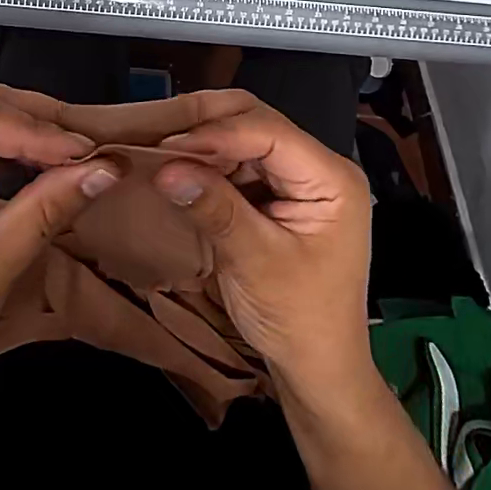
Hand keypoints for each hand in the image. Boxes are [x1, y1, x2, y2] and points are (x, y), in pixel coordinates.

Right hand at [145, 89, 375, 382]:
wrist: (317, 366)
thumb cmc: (300, 318)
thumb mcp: (256, 263)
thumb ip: (214, 208)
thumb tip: (165, 168)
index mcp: (331, 178)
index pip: (269, 133)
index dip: (217, 133)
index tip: (167, 144)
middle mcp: (316, 166)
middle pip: (257, 122)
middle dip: (208, 125)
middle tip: (159, 134)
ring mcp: (294, 178)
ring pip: (242, 137)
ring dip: (202, 142)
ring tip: (159, 148)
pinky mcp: (273, 192)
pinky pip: (236, 162)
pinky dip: (205, 162)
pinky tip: (176, 166)